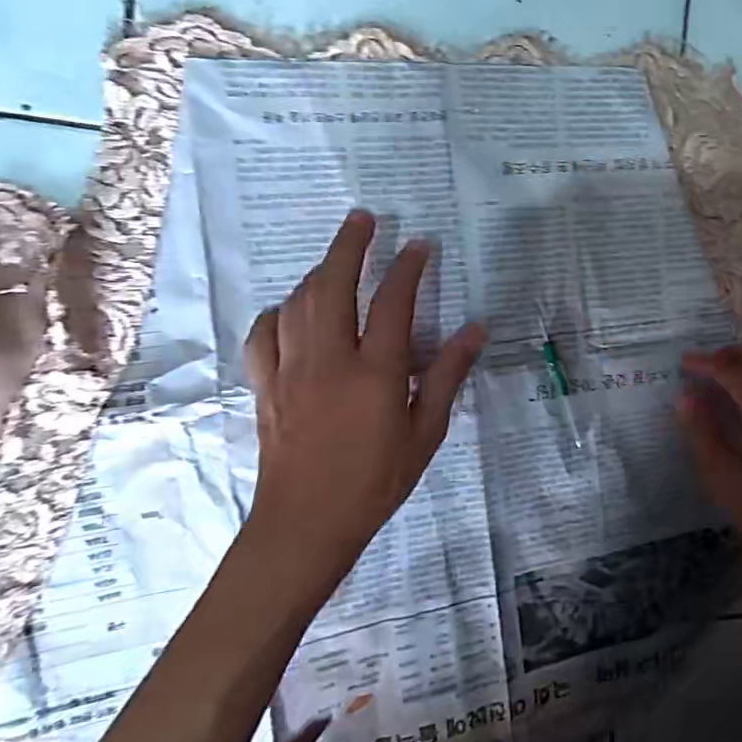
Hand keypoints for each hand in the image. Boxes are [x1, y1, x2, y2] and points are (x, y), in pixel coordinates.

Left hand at [242, 209, 485, 598]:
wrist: (305, 523)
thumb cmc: (376, 480)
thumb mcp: (426, 432)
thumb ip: (447, 375)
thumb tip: (476, 329)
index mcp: (375, 372)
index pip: (393, 302)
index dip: (408, 267)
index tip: (420, 243)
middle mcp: (328, 360)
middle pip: (333, 285)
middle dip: (348, 245)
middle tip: (363, 217)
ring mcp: (290, 370)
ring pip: (298, 303)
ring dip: (318, 271)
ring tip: (336, 257)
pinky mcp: (266, 386)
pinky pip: (265, 334)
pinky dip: (280, 312)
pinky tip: (292, 310)